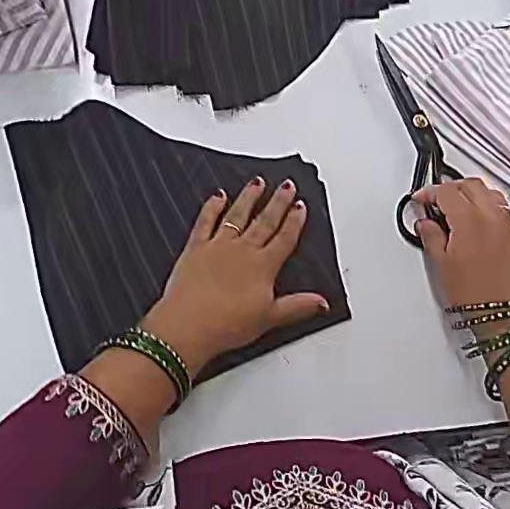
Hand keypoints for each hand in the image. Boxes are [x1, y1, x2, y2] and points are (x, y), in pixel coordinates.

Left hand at [140, 176, 329, 374]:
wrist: (188, 326)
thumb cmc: (226, 324)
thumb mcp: (270, 318)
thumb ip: (298, 306)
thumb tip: (321, 302)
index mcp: (263, 266)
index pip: (284, 238)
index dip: (294, 221)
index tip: (300, 206)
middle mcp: (243, 250)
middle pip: (265, 221)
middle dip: (277, 202)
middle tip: (286, 185)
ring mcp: (218, 246)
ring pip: (238, 215)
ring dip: (249, 197)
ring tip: (257, 182)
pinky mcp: (195, 249)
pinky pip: (205, 221)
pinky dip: (212, 207)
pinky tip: (218, 196)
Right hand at [413, 178, 509, 308]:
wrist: (503, 313)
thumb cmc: (476, 294)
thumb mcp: (441, 263)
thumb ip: (431, 236)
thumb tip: (426, 224)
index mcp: (470, 219)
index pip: (447, 191)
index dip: (429, 192)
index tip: (420, 200)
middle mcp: (491, 216)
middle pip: (469, 184)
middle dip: (449, 187)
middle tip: (433, 200)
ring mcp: (505, 224)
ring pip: (487, 191)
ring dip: (469, 192)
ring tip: (452, 206)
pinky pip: (498, 206)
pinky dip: (483, 203)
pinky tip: (471, 218)